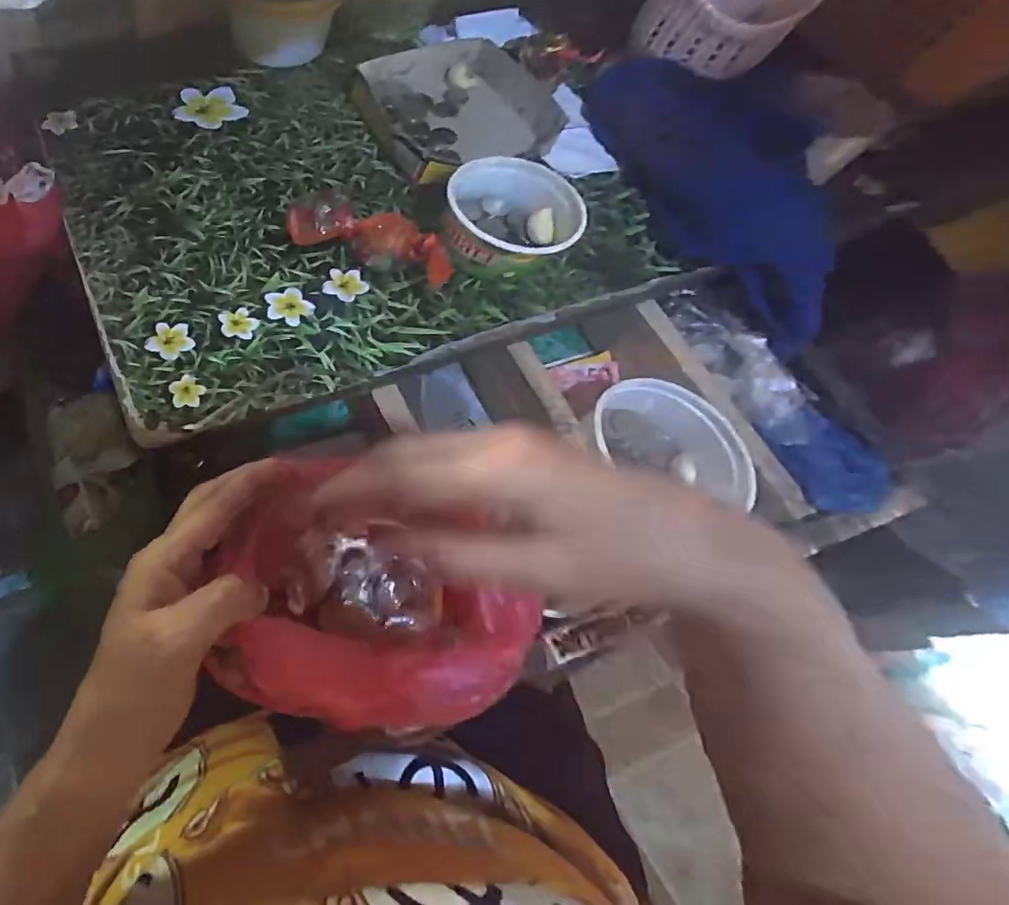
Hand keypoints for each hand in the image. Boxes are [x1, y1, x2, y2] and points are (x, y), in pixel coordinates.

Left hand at [60, 460, 281, 760]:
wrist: (108, 739)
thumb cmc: (135, 690)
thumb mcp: (176, 642)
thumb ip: (218, 603)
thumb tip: (258, 583)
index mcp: (160, 560)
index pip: (209, 507)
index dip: (247, 482)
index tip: (286, 465)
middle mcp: (165, 562)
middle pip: (207, 509)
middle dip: (245, 487)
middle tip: (290, 475)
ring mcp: (173, 586)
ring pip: (214, 537)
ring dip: (245, 515)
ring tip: (284, 505)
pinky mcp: (184, 611)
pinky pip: (219, 570)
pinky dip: (244, 556)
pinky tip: (268, 560)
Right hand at [310, 425, 818, 623]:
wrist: (698, 541)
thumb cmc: (620, 562)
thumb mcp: (538, 572)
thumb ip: (456, 556)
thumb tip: (384, 543)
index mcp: (496, 465)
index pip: (400, 473)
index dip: (349, 492)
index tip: (309, 513)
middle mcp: (490, 437)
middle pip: (400, 450)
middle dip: (352, 478)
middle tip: (315, 509)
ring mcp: (500, 436)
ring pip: (415, 446)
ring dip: (375, 473)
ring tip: (344, 506)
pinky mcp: (508, 445)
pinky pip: (436, 452)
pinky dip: (404, 474)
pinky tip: (395, 500)